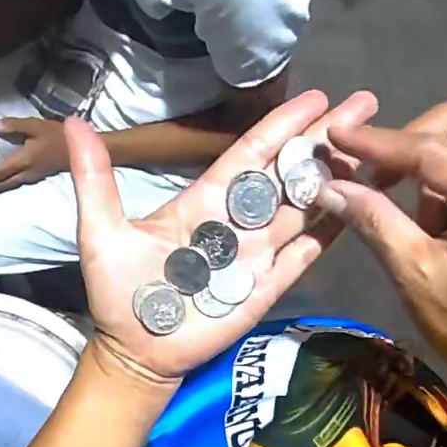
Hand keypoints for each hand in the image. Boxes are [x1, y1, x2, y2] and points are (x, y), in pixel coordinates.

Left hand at [0, 118, 70, 200]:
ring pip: (7, 186)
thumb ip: (14, 126)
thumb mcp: (36, 125)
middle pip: (1, 184)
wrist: (86, 150)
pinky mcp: (36, 176)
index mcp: (24, 161)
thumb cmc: (59, 136)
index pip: (0, 171)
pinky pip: (14, 184)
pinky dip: (1, 186)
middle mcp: (26, 173)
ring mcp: (31, 177)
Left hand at [70, 89, 379, 386]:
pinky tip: (357, 210)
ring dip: (334, 180)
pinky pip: (300, 259)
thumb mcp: (100, 231)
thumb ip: (95, 179)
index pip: (249, 154)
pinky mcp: (265, 289)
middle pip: (287, 174)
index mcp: (203, 201)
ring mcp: (255, 256)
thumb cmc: (119, 292)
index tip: (317, 97)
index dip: (281, 126)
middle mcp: (236, 223)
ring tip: (372, 151)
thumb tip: (74, 123)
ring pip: (302, 210)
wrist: (134, 349)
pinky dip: (327, 235)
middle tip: (365, 104)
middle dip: (322, 140)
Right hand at [320, 86, 446, 390]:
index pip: (434, 149)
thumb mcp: (414, 272)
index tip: (337, 136)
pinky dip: (445, 167)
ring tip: (406, 199)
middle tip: (382, 174)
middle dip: (418, 134)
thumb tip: (328, 185)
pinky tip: (428, 208)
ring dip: (431, 151)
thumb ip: (373, 219)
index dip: (379, 143)